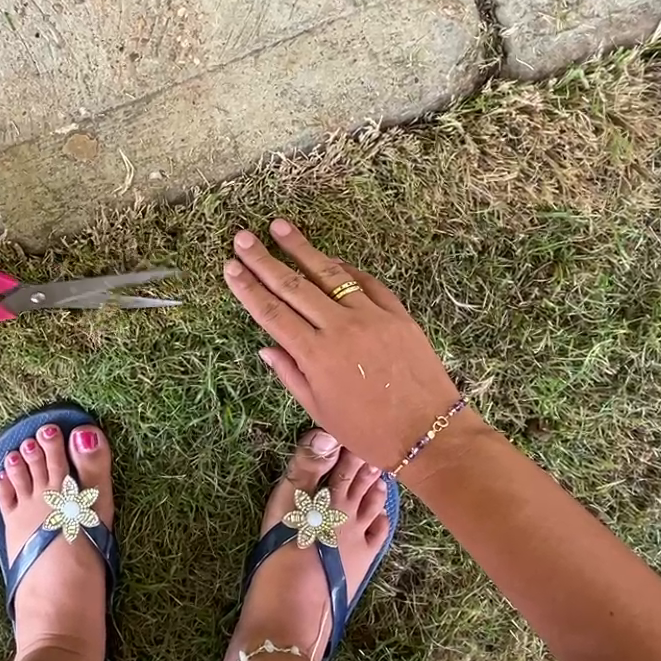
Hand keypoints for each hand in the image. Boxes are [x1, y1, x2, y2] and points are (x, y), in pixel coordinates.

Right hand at [223, 220, 462, 469]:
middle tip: (243, 237)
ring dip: (302, 248)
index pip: (272, 313)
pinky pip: (365, 282)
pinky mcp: (396, 313)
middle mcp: (340, 328)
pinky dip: (344, 268)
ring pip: (329, 273)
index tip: (230, 267)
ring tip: (280, 227)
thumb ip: (290, 374)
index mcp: (315, 355)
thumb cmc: (369, 431)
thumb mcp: (320, 410)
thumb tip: (266, 347)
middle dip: (264, 259)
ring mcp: (370, 316)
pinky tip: (328, 258)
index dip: (248, 288)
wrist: (430, 433)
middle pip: (293, 285)